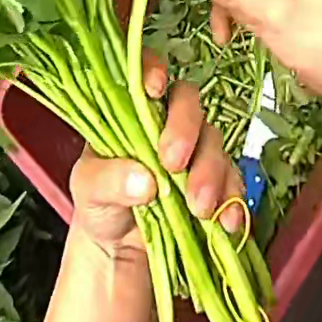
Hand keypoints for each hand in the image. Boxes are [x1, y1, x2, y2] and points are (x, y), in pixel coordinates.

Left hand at [67, 54, 245, 261]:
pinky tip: (227, 219)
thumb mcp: (88, 190)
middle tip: (173, 163)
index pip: (145, 72)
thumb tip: (145, 182)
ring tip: (198, 207)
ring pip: (212, 139)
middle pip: (187, 101)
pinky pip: (232, 178)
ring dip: (210, 169)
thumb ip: (109, 181)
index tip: (155, 88)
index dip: (153, 69)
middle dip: (185, 128)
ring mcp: (194, 149)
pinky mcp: (215, 180)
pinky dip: (232, 196)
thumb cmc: (98, 203)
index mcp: (132, 110)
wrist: (117, 252)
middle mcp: (166, 121)